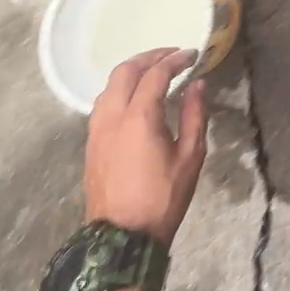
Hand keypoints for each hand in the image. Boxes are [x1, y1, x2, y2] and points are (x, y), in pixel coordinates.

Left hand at [84, 47, 207, 246]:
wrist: (122, 236)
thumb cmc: (163, 195)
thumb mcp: (191, 154)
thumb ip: (195, 114)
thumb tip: (198, 84)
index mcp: (139, 118)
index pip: (156, 74)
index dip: (176, 59)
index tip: (193, 55)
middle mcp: (112, 118)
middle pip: (124, 72)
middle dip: (150, 57)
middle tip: (173, 54)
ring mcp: (97, 131)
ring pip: (109, 86)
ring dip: (132, 71)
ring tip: (154, 71)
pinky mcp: (91, 144)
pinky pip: (103, 103)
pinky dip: (120, 89)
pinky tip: (136, 96)